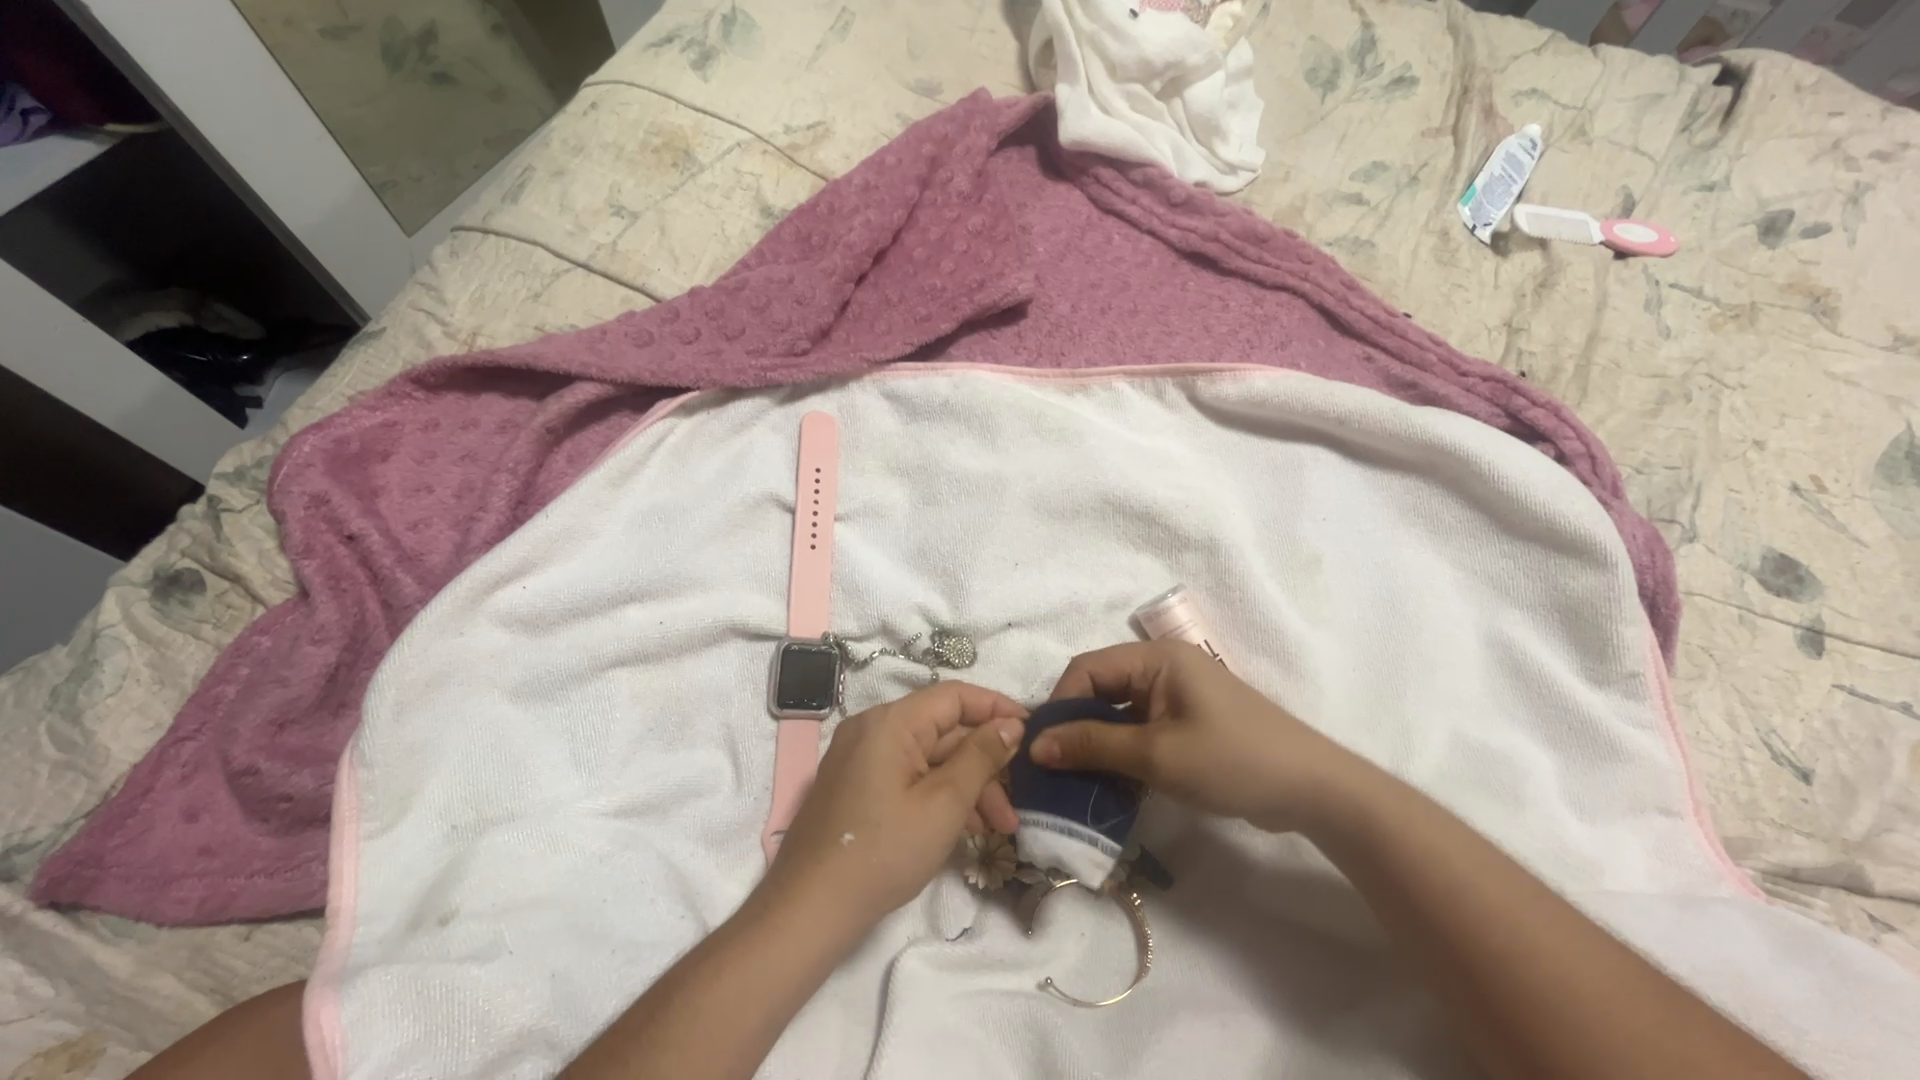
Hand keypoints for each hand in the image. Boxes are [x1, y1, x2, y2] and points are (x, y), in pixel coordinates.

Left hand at [760, 682, 1027, 931]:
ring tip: (999, 829)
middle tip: (1018, 805)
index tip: (1032, 732)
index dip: (997, 708)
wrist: (810, 907)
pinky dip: (938, 796)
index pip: (954, 696)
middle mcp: (872, 730)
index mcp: (890, 722)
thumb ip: (981, 757)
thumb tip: (1011, 724)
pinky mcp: (856, 788)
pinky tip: (965, 831)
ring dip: (967, 786)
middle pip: (943, 731)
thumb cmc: (884, 851)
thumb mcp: (944, 803)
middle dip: (985, 765)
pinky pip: (908, 777)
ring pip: (928, 759)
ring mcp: (860, 759)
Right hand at [1034, 640, 1360, 833]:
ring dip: (1095, 746)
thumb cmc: (1233, 761)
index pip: (1087, 669)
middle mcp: (1163, 668)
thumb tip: (1036, 746)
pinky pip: (1138, 732)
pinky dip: (1120, 755)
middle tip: (1051, 771)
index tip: (1040, 749)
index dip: (1059, 706)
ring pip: (1116, 715)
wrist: (1313, 790)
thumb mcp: (1156, 755)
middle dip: (1074, 728)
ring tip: (1074, 784)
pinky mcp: (1186, 725)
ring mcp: (1176, 697)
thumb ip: (1093, 745)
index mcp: (1157, 658)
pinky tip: (1107, 787)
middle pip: (1099, 690)